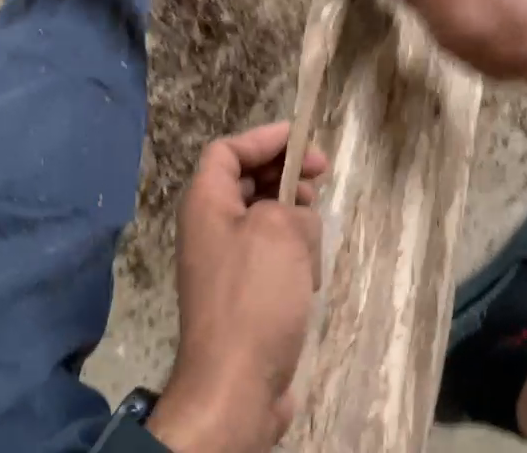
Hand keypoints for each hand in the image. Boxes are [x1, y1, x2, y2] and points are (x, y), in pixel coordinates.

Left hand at [150, 122, 329, 452]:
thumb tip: (295, 212)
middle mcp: (209, 228)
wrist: (236, 387)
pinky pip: (272, 257)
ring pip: (267, 219)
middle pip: (249, 181)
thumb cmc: (255, 296)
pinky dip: (294, 257)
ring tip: (313, 241)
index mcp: (206, 203)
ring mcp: (226, 264)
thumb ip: (291, 200)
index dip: (266, 138)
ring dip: (296, 221)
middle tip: (320, 179)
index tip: (305, 142)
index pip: (228, 150)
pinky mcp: (244, 295)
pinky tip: (309, 279)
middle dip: (287, 177)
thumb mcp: (280, 229)